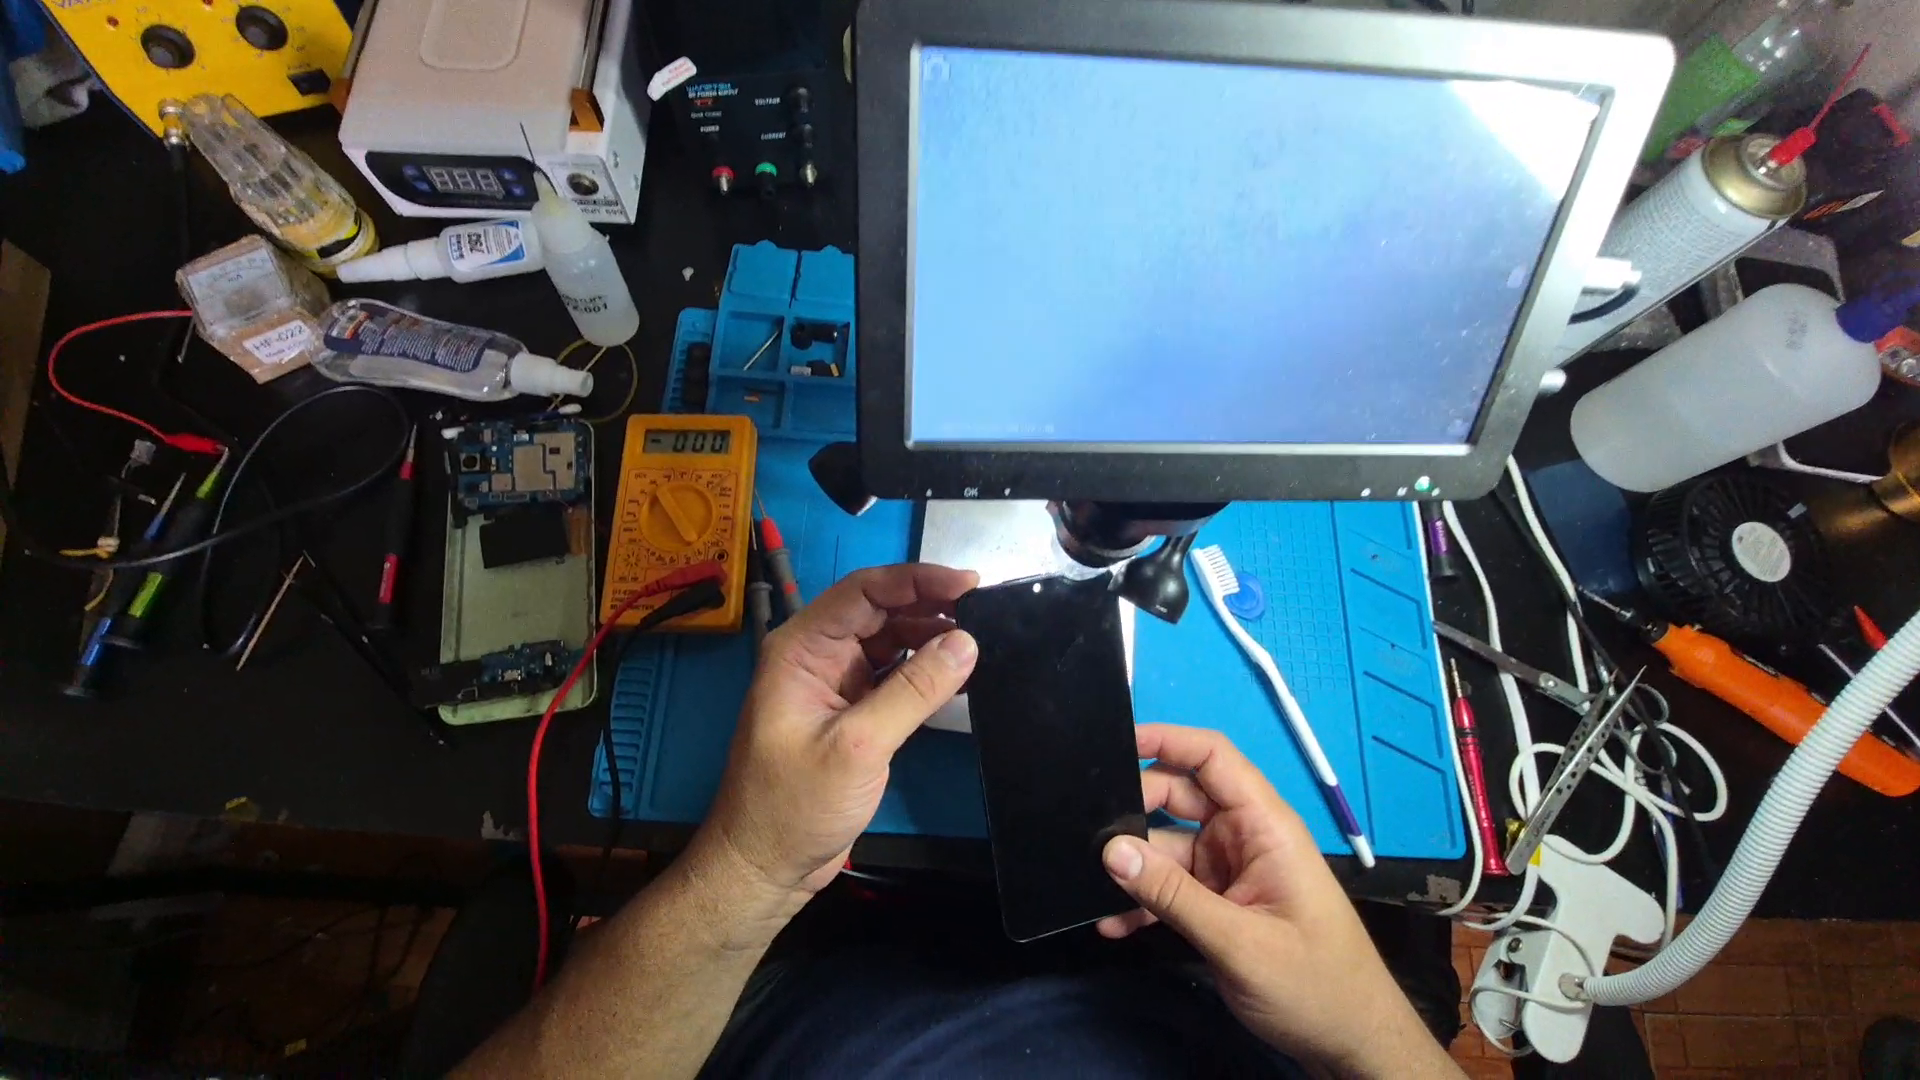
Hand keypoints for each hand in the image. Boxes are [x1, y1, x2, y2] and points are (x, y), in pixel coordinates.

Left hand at [691, 563, 979, 923]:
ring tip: (983, 639)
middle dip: (931, 605)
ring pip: (892, 641)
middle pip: (881, 611)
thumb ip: (913, 691)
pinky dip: (927, 671)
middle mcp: (819, 654)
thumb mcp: (857, 746)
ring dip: (933, 637)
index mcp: (803, 647)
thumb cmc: (795, 805)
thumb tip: (967, 642)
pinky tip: (961, 673)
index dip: (917, 580)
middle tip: (986, 609)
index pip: (864, 592)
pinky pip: (896, 675)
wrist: (765, 868)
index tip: (969, 582)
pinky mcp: (855, 710)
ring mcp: (838, 682)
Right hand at [1098, 725, 1456, 1077]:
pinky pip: (1170, 885)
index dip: (1167, 739)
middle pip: (1178, 795)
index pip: (1213, 758)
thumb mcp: (1239, 942)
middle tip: (1088, 831)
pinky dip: (1142, 902)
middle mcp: (1242, 835)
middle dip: (1134, 807)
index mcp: (1263, 825)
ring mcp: (1228, 867)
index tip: (1116, 741)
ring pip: (1165, 844)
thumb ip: (1172, 895)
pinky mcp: (1217, 900)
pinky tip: (1111, 923)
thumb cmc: (1315, 986)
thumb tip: (1110, 850)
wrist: (1353, 1047)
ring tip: (1087, 880)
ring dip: (1131, 864)